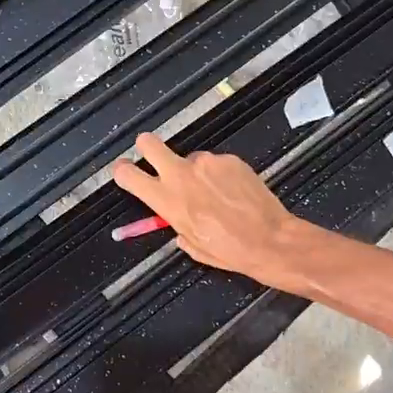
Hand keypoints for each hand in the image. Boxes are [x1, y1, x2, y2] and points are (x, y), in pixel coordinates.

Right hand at [111, 133, 310, 286]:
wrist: (269, 239)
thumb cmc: (230, 250)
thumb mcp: (193, 244)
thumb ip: (176, 225)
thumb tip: (175, 219)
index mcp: (167, 200)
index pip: (127, 174)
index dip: (122, 170)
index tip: (124, 171)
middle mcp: (182, 175)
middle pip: (148, 143)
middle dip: (147, 147)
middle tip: (154, 158)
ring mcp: (207, 163)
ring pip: (191, 159)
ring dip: (196, 171)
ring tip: (216, 195)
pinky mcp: (229, 159)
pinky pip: (217, 163)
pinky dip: (220, 175)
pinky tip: (233, 193)